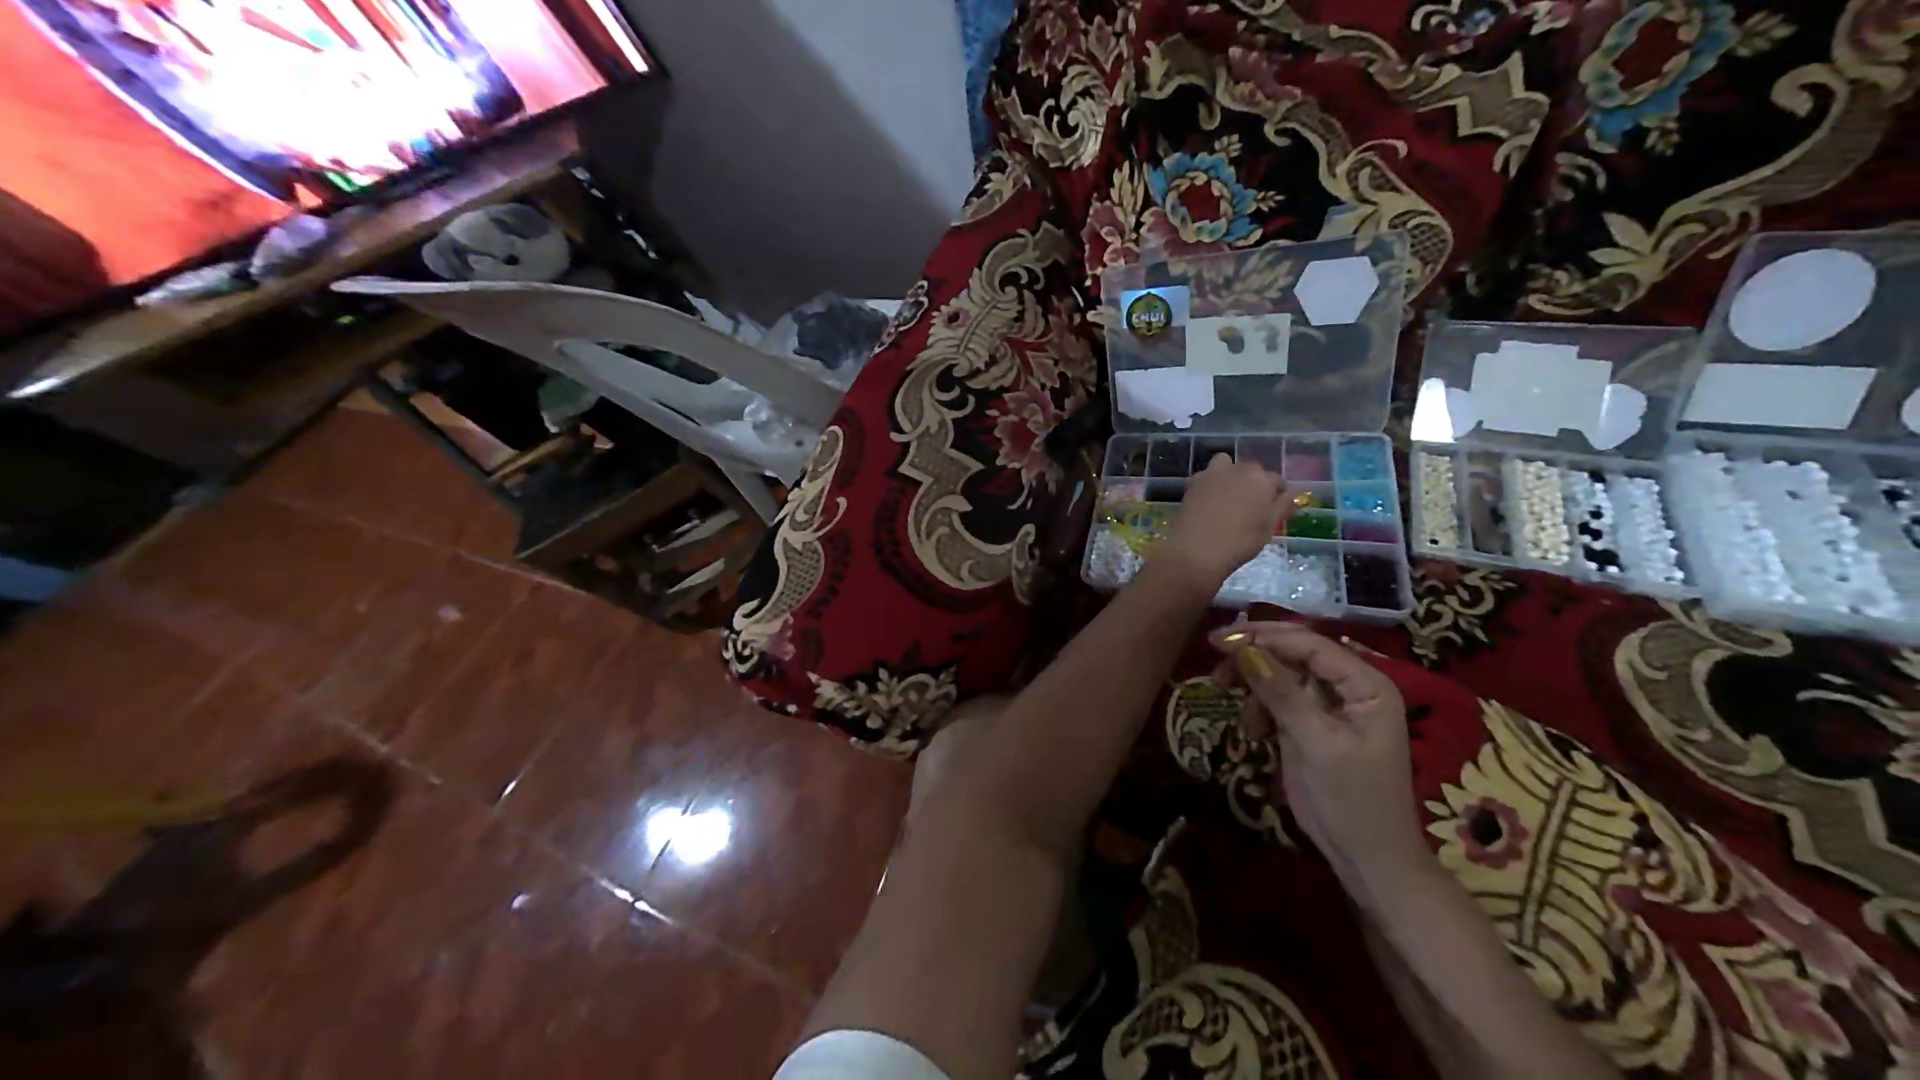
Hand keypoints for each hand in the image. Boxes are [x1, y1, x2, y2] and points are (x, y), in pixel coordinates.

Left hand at [1157, 454, 1287, 584]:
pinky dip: (1210, 481)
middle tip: (1250, 503)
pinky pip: (1206, 475)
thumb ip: (1280, 507)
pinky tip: (1209, 499)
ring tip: (1228, 495)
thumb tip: (1289, 495)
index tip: (1273, 506)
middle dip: (1254, 482)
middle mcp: (1239, 470)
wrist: (1197, 549)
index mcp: (1262, 480)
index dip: (1276, 493)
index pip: (1276, 480)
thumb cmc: (1240, 542)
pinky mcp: (1193, 482)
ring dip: (1230, 474)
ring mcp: (1213, 473)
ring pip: (1226, 463)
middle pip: (1251, 470)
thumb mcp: (1268, 528)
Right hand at [1209, 622, 1427, 900]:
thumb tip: (1244, 650)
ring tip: (1222, 688)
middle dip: (1254, 653)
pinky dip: (1257, 704)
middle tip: (1214, 655)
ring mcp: (1328, 704)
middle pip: (1295, 652)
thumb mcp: (1316, 744)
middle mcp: (1350, 686)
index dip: (1265, 637)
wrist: (1366, 856)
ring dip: (1251, 679)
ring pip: (1281, 672)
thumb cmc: (1353, 799)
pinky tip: (1248, 726)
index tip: (1220, 640)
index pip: (1311, 644)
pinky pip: (1277, 697)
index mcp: (1367, 684)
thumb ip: (1282, 694)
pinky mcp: (1309, 723)